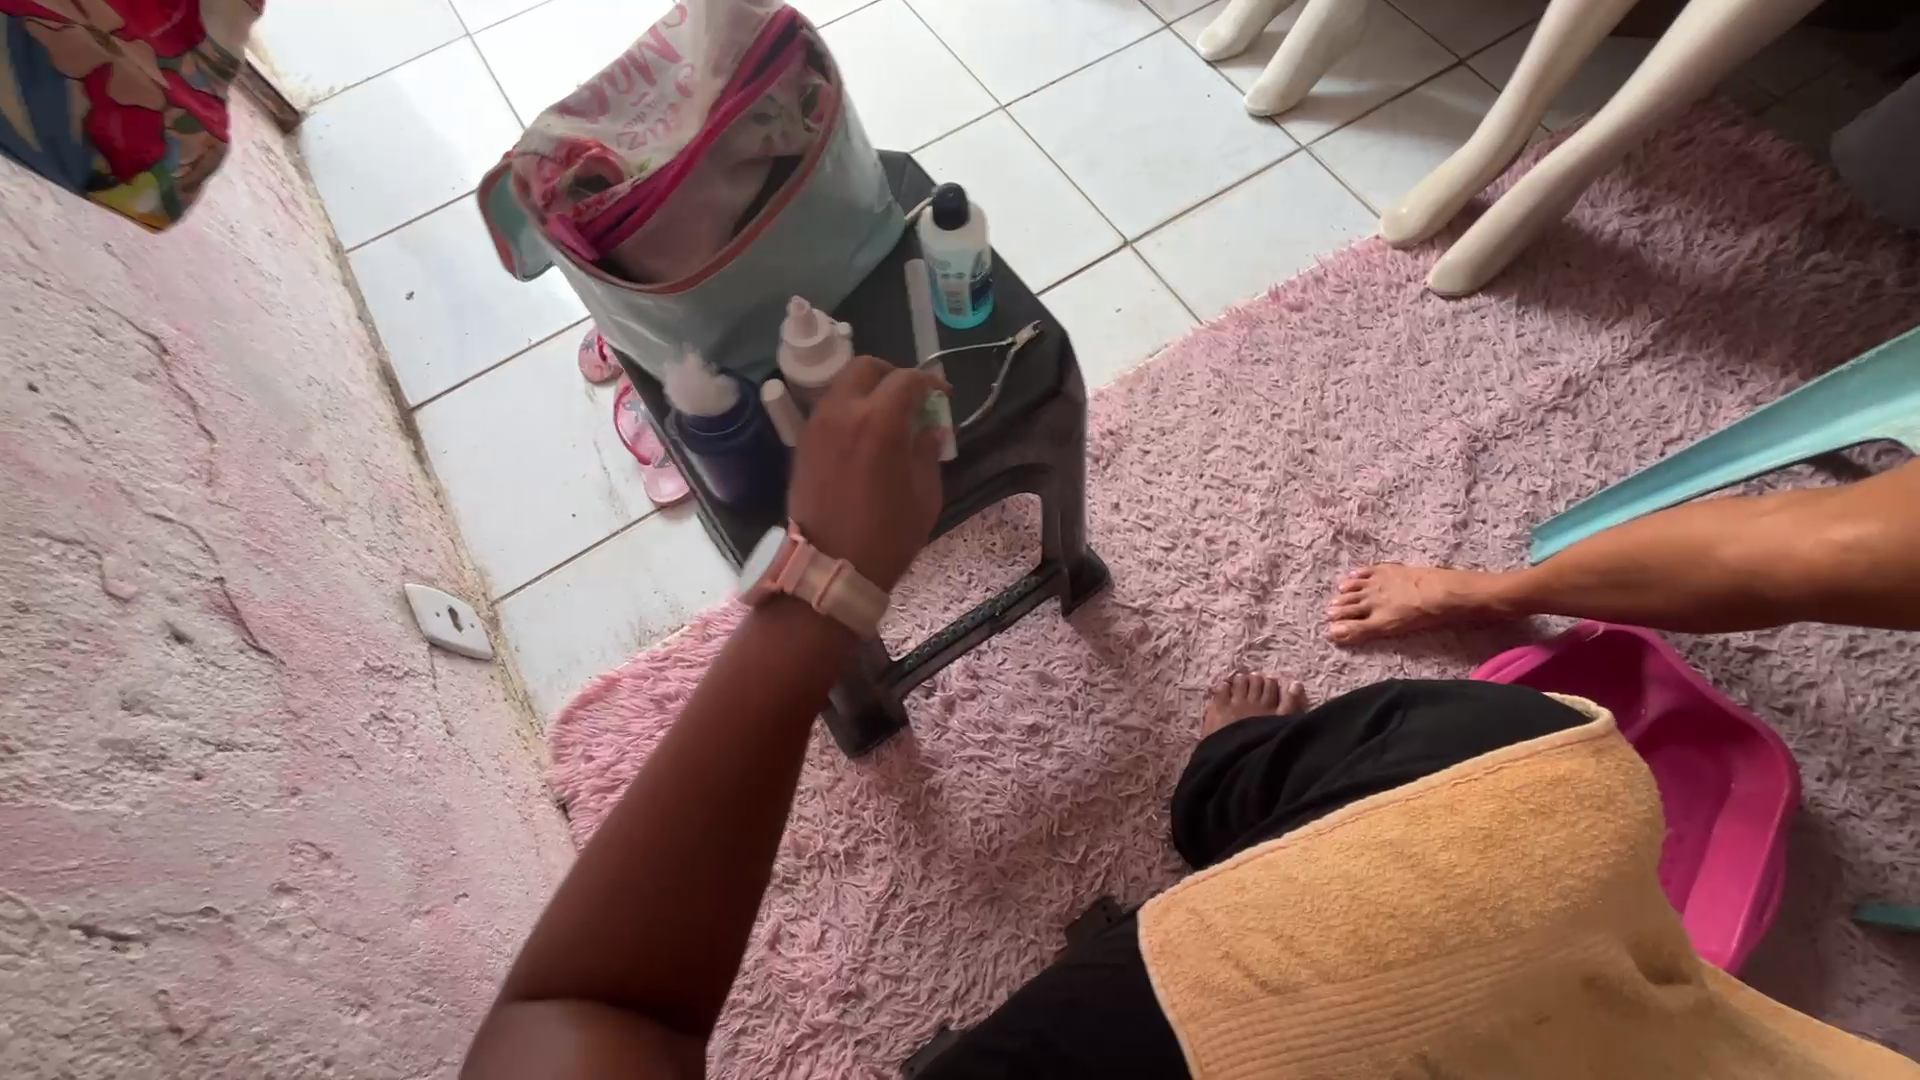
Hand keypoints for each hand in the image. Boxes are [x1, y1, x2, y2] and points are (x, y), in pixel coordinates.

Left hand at [787, 356, 947, 590]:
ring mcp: (817, 426)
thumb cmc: (887, 536)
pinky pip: (828, 410)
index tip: (943, 396)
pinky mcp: (803, 443)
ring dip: (867, 390)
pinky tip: (863, 435)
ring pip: (842, 385)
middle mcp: (843, 412)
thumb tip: (930, 430)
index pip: (908, 380)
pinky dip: (848, 409)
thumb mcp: (924, 495)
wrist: (830, 568)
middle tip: (911, 397)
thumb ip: (928, 453)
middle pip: (866, 367)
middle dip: (893, 374)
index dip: (931, 383)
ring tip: (886, 416)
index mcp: (879, 422)